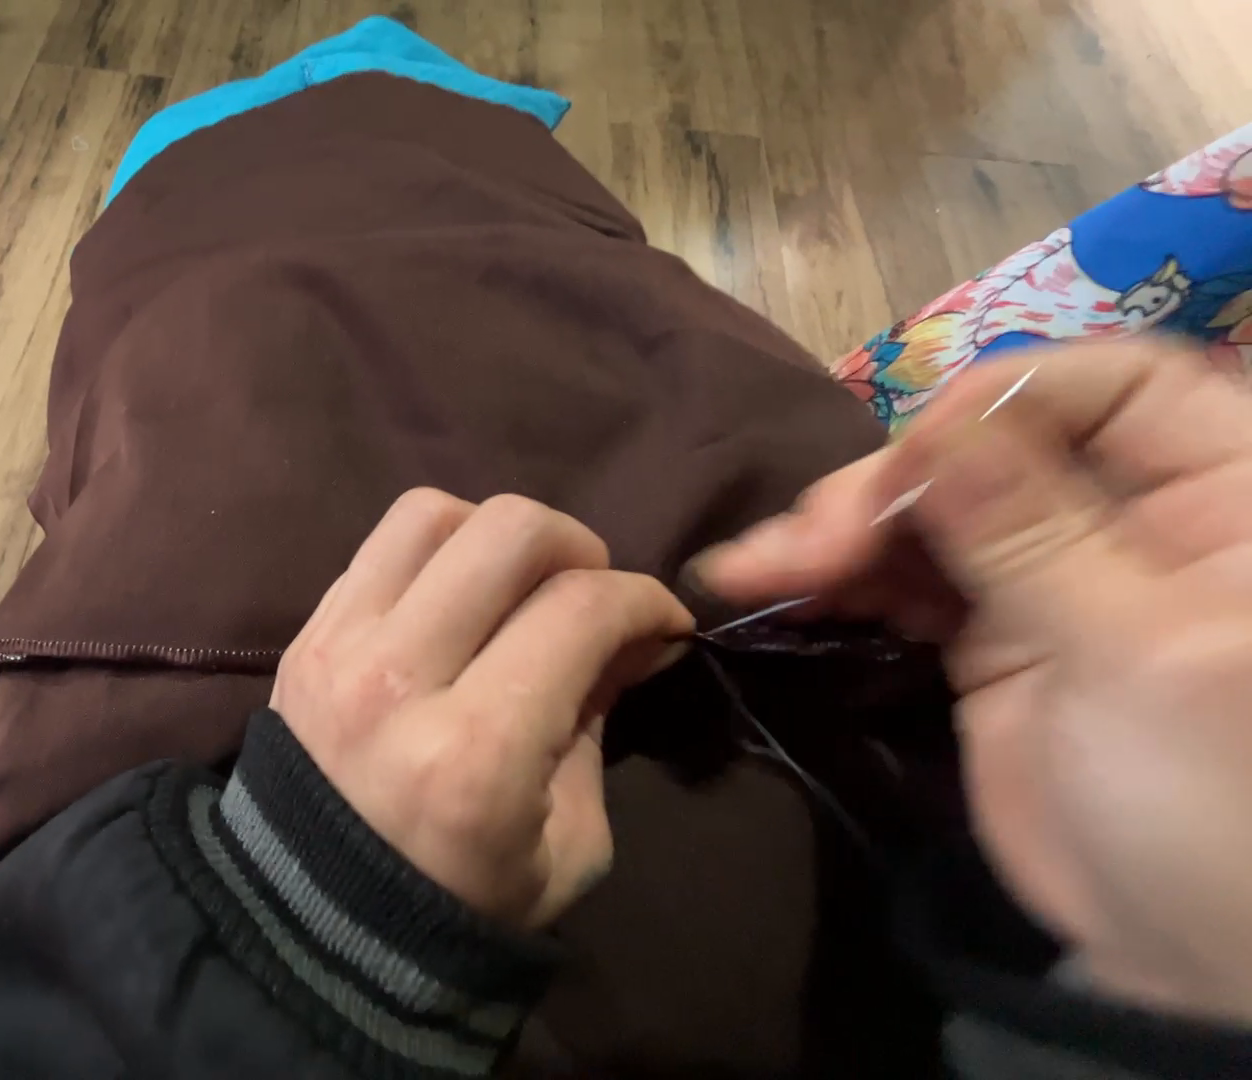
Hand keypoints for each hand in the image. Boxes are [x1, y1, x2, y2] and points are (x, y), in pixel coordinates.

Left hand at [271, 489, 692, 929]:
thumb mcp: (568, 843)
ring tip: (515, 583)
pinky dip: (435, 550)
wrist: (311, 910)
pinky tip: (455, 595)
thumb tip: (634, 634)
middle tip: (588, 591)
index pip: (578, 612)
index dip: (643, 600)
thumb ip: (597, 720)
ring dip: (493, 533)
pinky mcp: (306, 633)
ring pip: (430, 513)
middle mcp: (398, 678)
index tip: (661, 621)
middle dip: (576, 545)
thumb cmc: (456, 899)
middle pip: (506, 531)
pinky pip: (378, 544)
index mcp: (474, 751)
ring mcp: (338, 645)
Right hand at [696, 340, 1251, 1024]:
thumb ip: (1037, 532)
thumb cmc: (1220, 809)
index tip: (909, 465)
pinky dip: (825, 580)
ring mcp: (1042, 575)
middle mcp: (1128, 520)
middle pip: (975, 452)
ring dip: (823, 538)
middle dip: (872, 494)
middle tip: (796, 549)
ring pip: (915, 515)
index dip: (999, 404)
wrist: (1183, 953)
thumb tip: (947, 422)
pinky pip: (888, 577)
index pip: (1110, 386)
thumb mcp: (1139, 656)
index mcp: (1227, 500)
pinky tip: (765, 590)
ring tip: (745, 574)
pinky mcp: (977, 629)